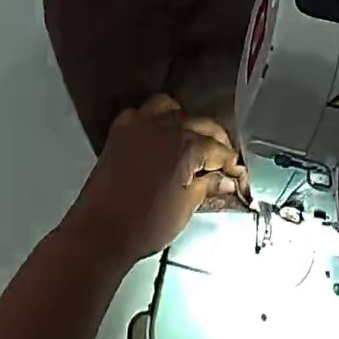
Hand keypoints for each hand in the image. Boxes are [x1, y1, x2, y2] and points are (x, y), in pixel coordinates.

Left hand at [58, 94, 247, 269]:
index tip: (237, 172)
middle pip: (200, 123)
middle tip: (222, 160)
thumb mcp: (185, 207)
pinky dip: (155, 119)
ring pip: (172, 108)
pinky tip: (159, 137)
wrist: (101, 230)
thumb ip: (207, 186)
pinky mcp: (121, 128)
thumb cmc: (146, 224)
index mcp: (186, 146)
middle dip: (216, 140)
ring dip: (185, 121)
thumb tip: (226, 180)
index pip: (218, 148)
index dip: (231, 161)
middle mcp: (165, 126)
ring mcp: (140, 123)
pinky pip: (143, 112)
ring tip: (191, 141)